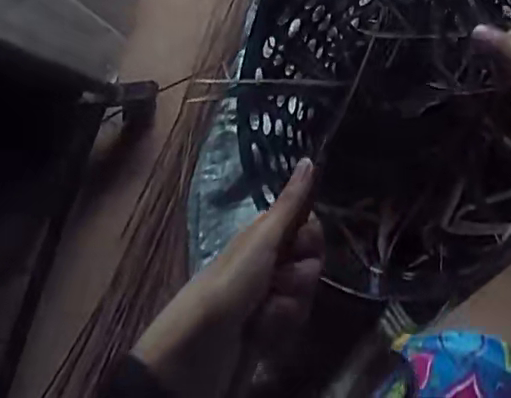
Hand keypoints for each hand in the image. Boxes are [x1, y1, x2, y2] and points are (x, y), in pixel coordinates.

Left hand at [132, 159, 323, 397]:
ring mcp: (270, 296)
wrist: (198, 351)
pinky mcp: (270, 329)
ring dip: (288, 305)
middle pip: (312, 261)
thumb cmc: (230, 283)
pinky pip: (295, 322)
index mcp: (266, 235)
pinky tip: (261, 334)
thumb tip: (309, 158)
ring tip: (262, 314)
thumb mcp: (262, 238)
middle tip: (276, 282)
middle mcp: (270, 261)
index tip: (299, 246)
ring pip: (306, 294)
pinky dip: (280, 328)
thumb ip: (290, 202)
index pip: (309, 226)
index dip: (310, 238)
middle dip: (300, 276)